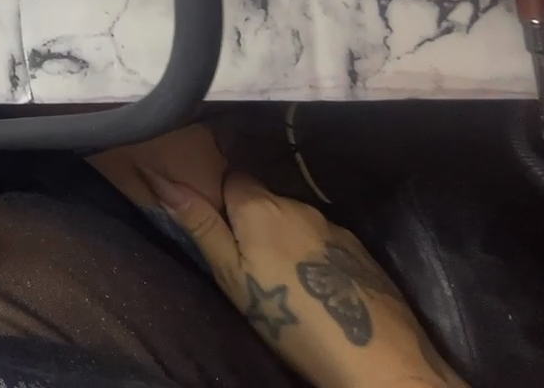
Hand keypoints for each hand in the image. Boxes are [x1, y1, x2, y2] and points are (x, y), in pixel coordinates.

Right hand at [143, 171, 468, 387]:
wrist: (382, 366)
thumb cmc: (290, 318)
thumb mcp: (231, 275)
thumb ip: (199, 224)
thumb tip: (161, 179)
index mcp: (260, 205)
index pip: (230, 178)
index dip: (219, 198)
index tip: (217, 227)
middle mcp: (298, 206)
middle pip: (263, 200)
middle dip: (252, 221)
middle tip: (247, 260)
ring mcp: (336, 229)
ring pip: (294, 222)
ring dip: (284, 238)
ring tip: (283, 278)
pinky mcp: (364, 255)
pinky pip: (323, 241)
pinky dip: (313, 255)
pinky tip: (315, 287)